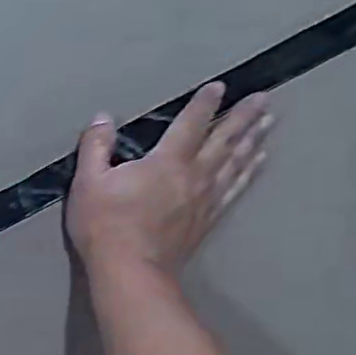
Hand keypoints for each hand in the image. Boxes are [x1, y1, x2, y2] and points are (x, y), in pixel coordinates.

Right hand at [66, 82, 273, 276]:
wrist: (130, 267)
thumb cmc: (104, 223)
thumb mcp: (87, 181)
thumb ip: (96, 147)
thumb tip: (104, 118)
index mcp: (165, 163)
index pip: (189, 126)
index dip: (203, 104)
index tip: (218, 87)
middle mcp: (195, 175)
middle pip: (224, 140)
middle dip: (243, 117)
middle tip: (264, 98)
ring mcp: (206, 198)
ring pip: (237, 161)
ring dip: (254, 139)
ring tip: (269, 122)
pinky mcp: (209, 217)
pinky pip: (236, 186)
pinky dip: (250, 170)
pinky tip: (257, 162)